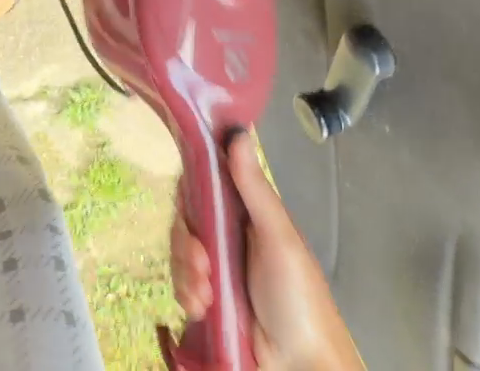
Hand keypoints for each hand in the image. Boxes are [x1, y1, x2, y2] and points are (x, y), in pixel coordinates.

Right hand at [172, 133, 360, 370]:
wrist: (300, 365)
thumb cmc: (298, 297)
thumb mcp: (278, 237)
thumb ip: (252, 187)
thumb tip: (236, 131)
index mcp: (246, 215)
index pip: (203, 185)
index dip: (190, 190)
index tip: (188, 204)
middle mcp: (227, 236)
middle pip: (185, 220)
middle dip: (186, 243)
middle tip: (204, 264)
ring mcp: (215, 269)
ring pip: (178, 253)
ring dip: (186, 273)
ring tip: (207, 295)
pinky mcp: (205, 298)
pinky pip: (179, 283)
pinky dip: (186, 294)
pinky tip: (202, 308)